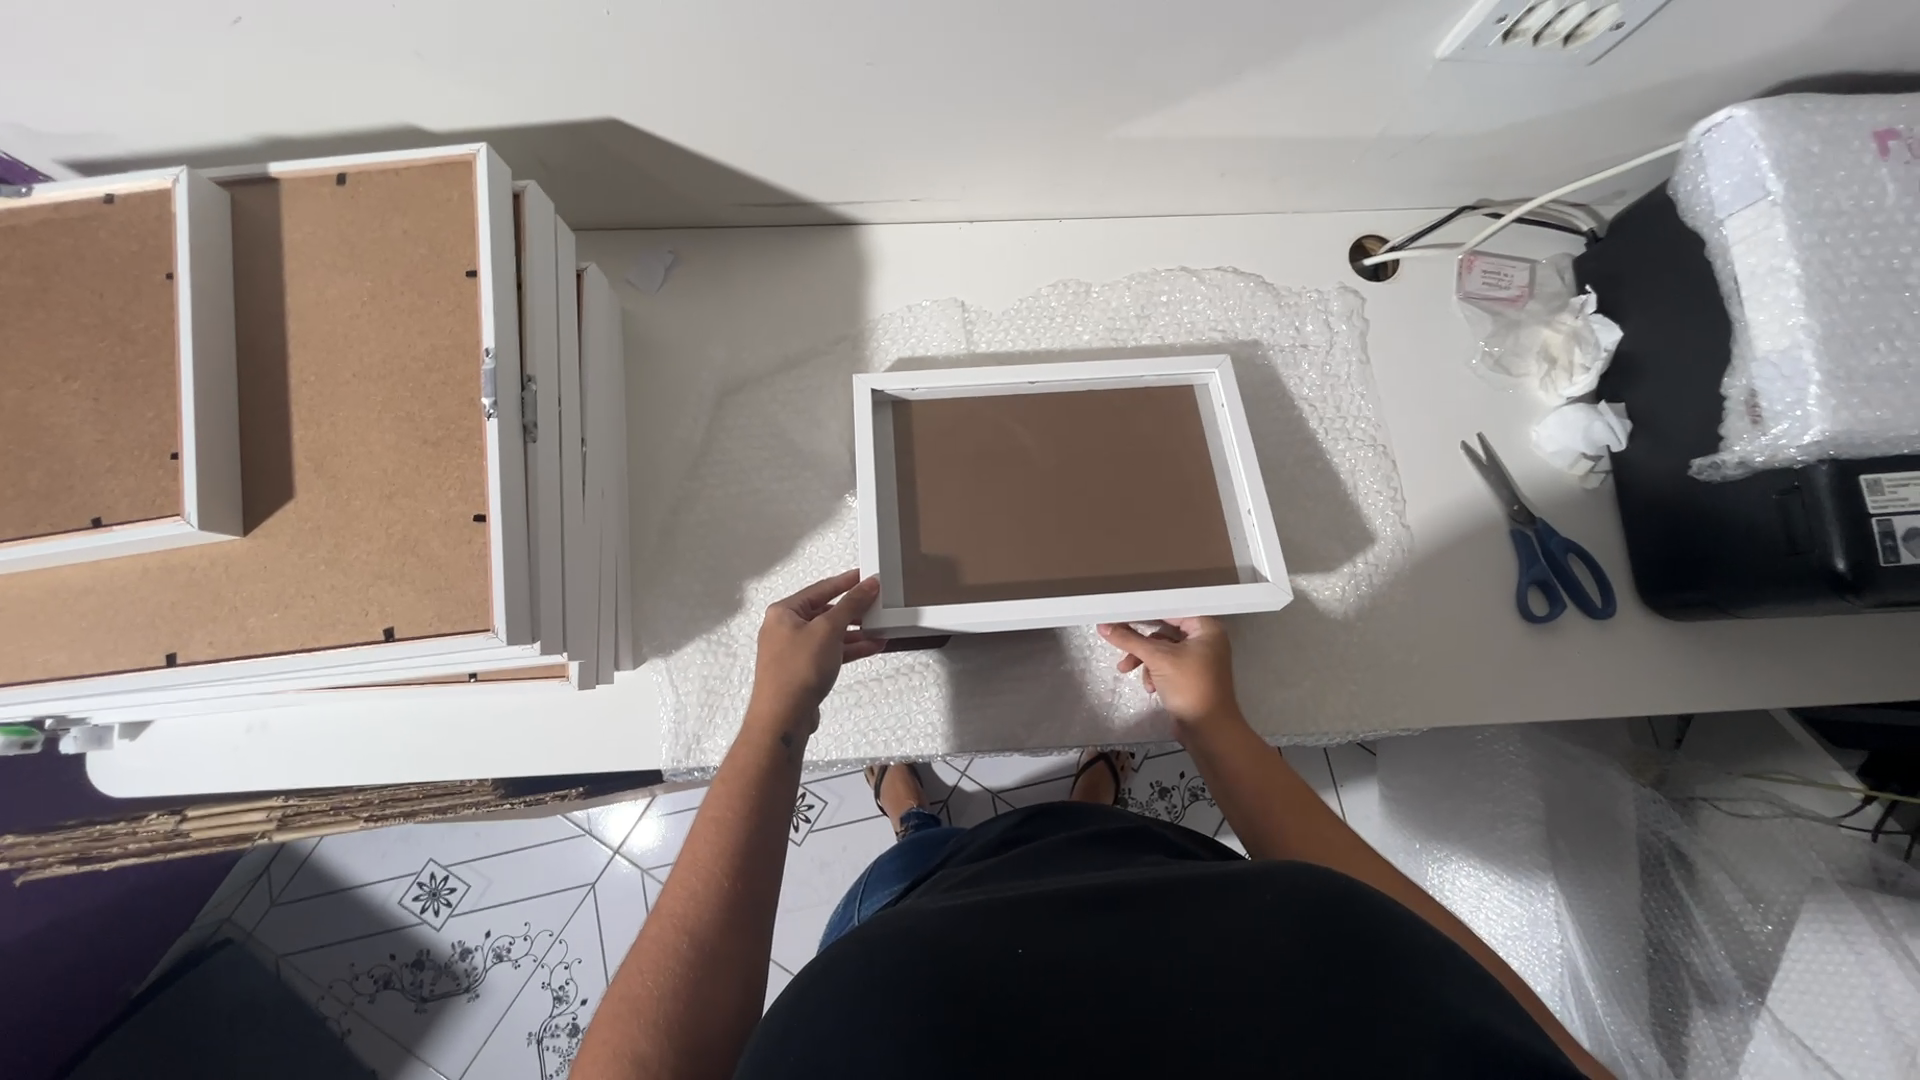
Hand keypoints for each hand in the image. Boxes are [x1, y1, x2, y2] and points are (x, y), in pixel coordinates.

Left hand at [749, 570, 882, 725]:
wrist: (783, 717)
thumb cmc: (798, 669)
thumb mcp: (829, 630)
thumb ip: (851, 605)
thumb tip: (868, 585)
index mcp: (784, 612)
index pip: (821, 588)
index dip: (846, 582)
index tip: (866, 576)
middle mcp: (785, 628)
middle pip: (826, 611)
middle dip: (854, 611)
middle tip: (877, 605)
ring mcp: (794, 651)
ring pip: (830, 634)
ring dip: (856, 632)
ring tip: (881, 628)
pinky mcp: (803, 670)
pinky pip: (830, 652)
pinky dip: (850, 649)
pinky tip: (872, 646)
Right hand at [1098, 617, 1242, 734]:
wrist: (1208, 730)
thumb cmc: (1190, 686)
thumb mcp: (1157, 658)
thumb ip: (1129, 640)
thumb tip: (1103, 626)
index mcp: (1206, 628)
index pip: (1171, 611)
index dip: (1146, 611)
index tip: (1122, 612)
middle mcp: (1205, 640)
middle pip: (1164, 631)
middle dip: (1140, 643)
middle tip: (1119, 644)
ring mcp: (1198, 660)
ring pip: (1161, 650)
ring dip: (1144, 661)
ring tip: (1126, 670)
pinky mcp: (1189, 677)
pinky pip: (1165, 665)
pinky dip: (1154, 673)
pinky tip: (1150, 687)